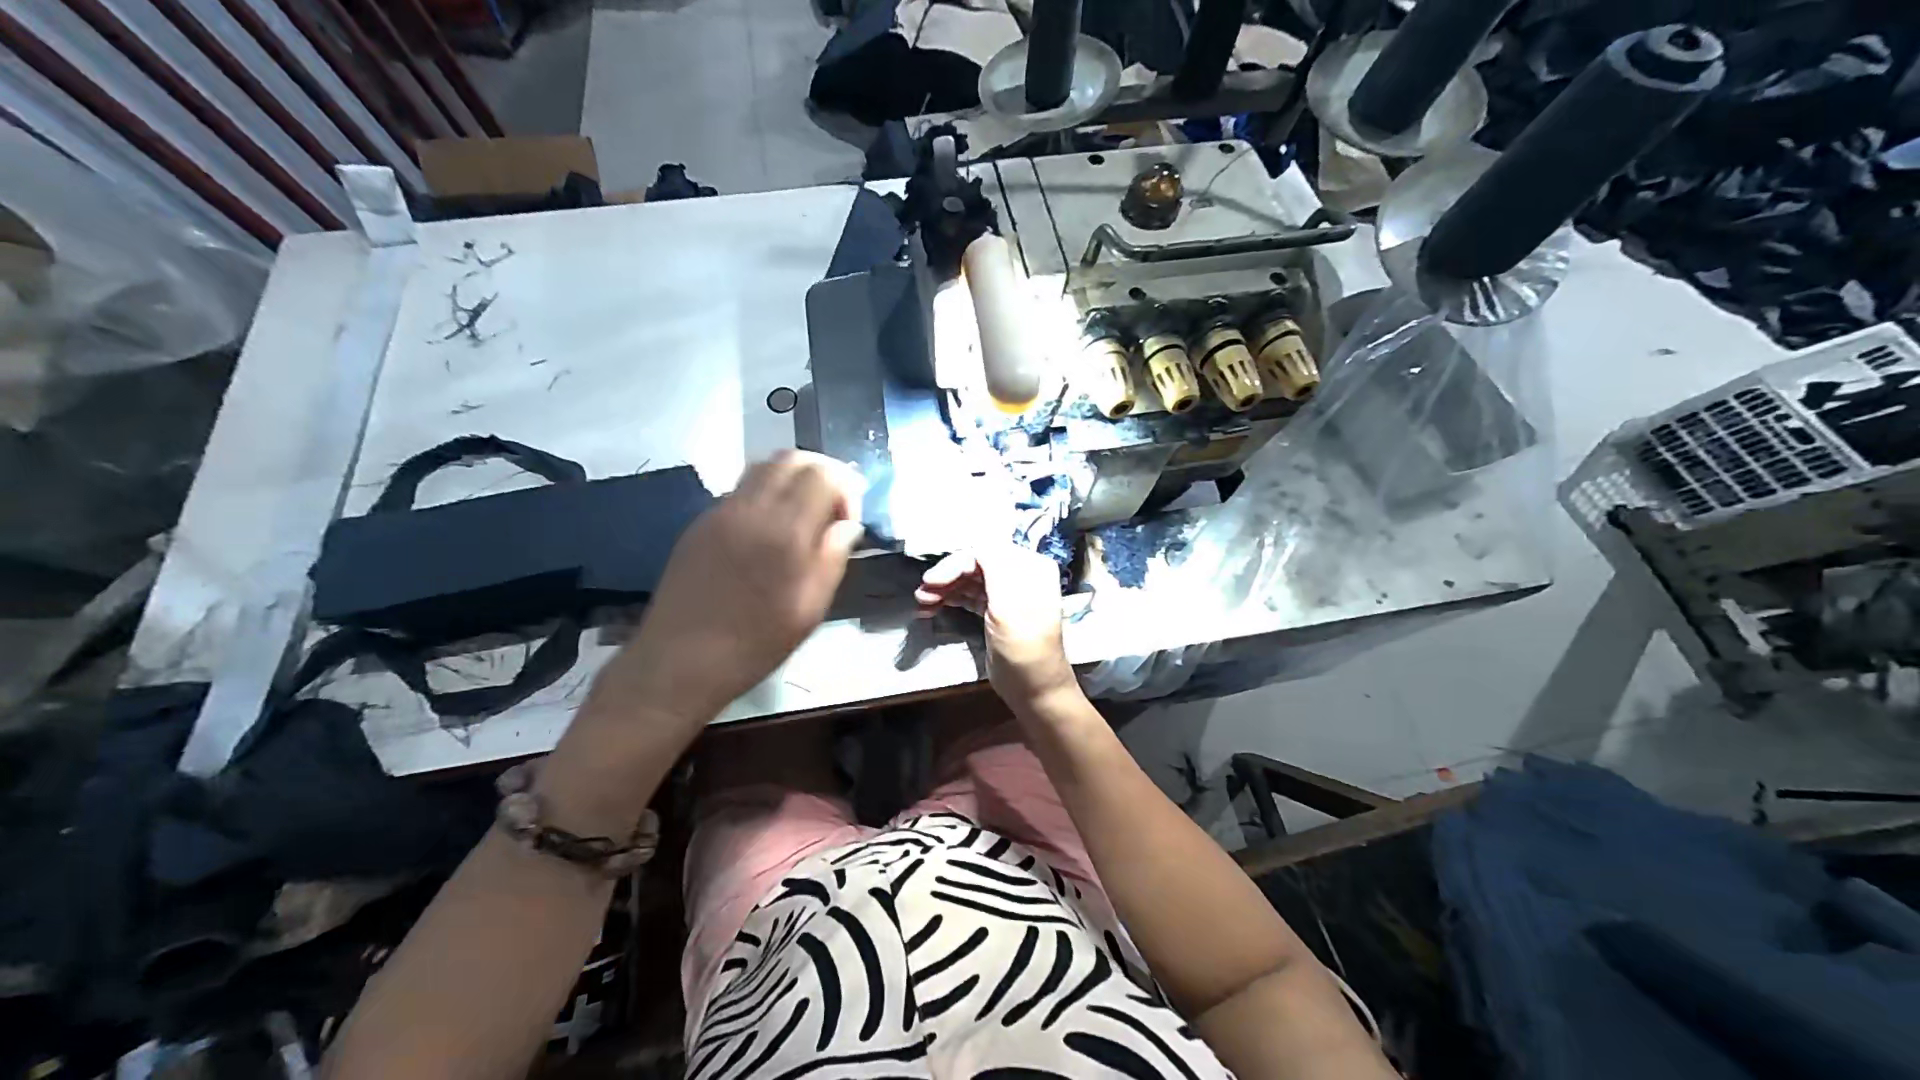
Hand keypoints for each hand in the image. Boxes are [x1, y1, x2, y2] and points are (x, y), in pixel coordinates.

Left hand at [605, 451, 865, 724]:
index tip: (849, 519)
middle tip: (832, 507)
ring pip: (763, 467)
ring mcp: (720, 512)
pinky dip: (766, 494)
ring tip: (803, 515)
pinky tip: (769, 531)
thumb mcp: (810, 609)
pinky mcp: (700, 522)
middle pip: (792, 458)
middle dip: (821, 473)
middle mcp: (751, 509)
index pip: (823, 474)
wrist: (679, 662)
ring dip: (792, 479)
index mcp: (785, 531)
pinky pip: (741, 490)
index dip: (846, 487)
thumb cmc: (755, 644)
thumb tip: (848, 525)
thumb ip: (833, 558)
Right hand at [915, 545, 1079, 711]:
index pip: (985, 550)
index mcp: (1030, 566)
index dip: (956, 563)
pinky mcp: (995, 611)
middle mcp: (1019, 574)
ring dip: (944, 588)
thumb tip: (975, 543)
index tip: (931, 581)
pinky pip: (968, 596)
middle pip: (975, 563)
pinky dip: (949, 599)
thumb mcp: (1010, 605)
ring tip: (922, 603)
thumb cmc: (1024, 648)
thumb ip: (995, 567)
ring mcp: (1006, 593)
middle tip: (922, 594)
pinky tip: (930, 608)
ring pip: (968, 579)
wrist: (1033, 690)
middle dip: (947, 576)